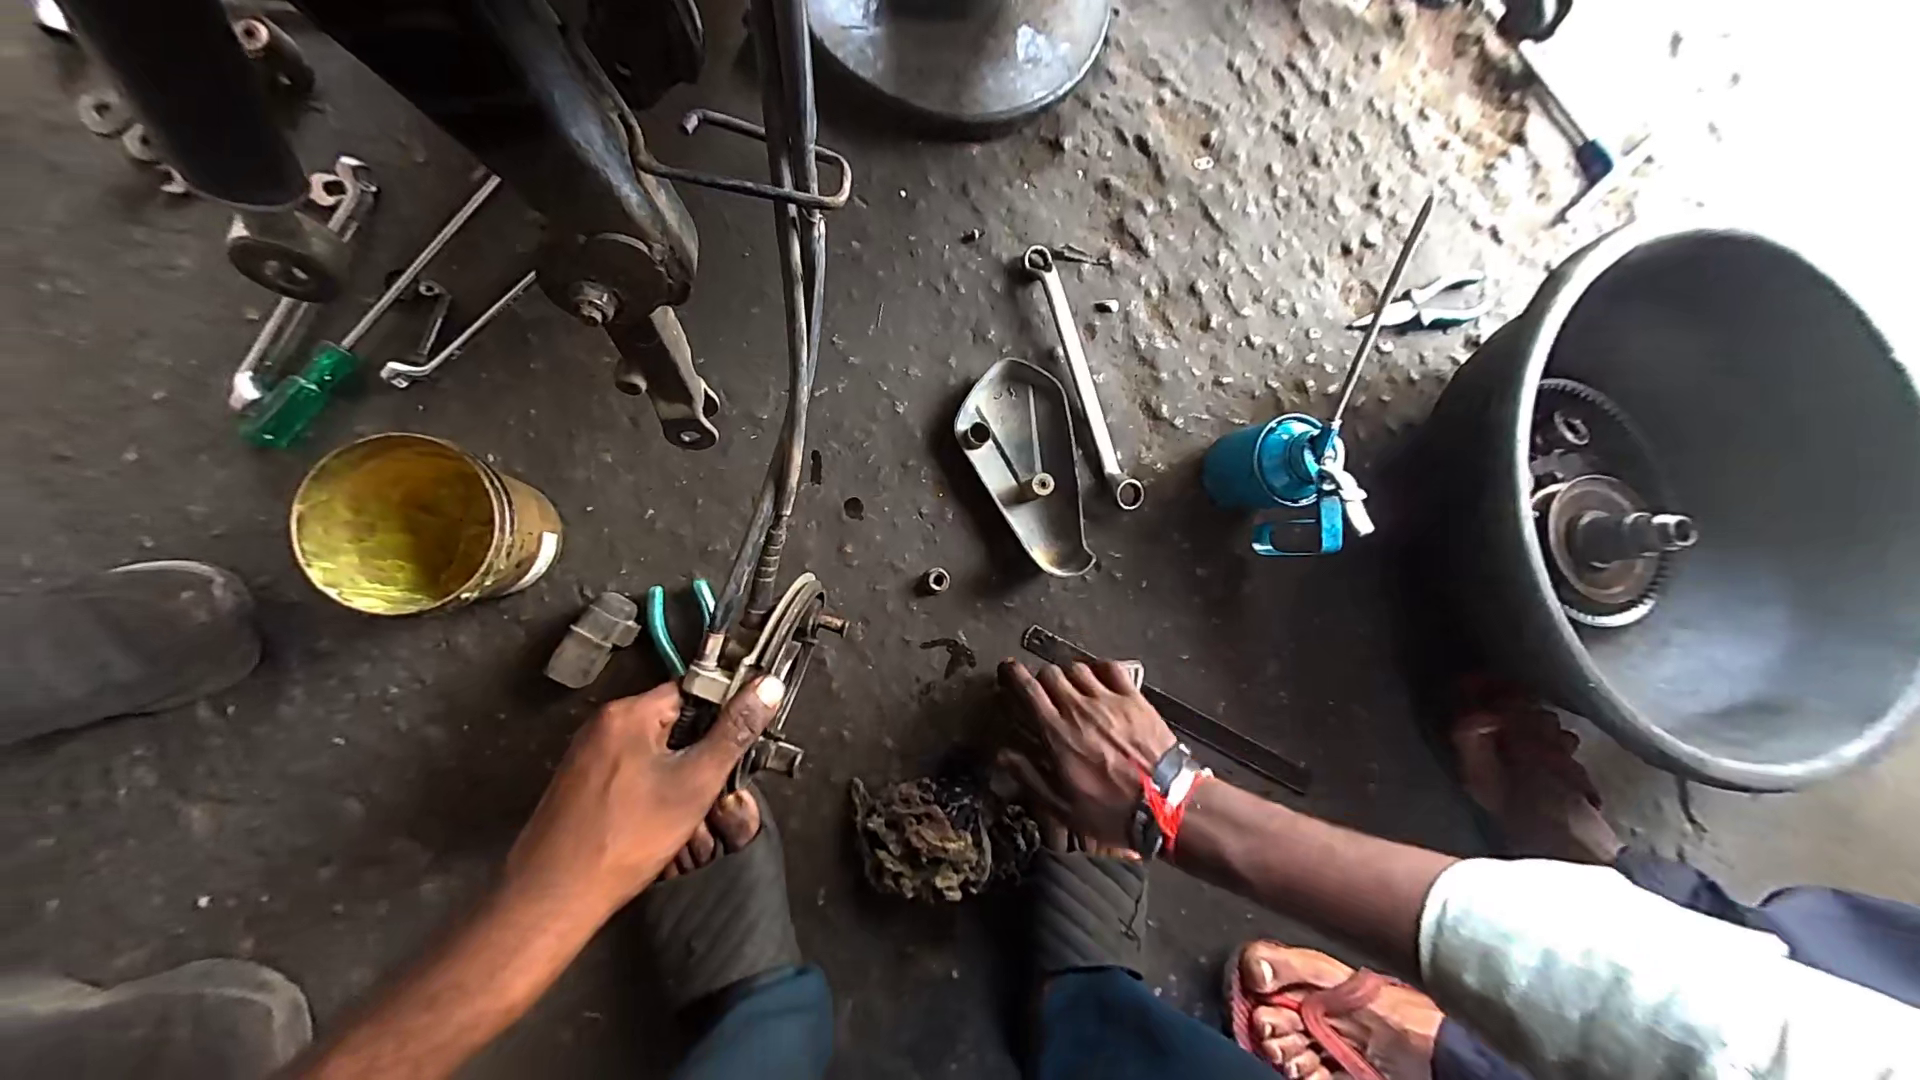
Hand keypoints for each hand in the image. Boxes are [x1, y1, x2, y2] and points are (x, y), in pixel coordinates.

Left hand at [501, 677, 784, 925]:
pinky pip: (633, 767)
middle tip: (713, 776)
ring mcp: (589, 755)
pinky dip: (654, 784)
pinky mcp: (583, 782)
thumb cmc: (615, 843)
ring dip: (679, 768)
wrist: (552, 900)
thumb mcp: (696, 781)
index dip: (724, 709)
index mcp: (627, 714)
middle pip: (675, 717)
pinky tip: (659, 814)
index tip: (740, 730)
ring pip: (655, 746)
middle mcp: (602, 727)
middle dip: (701, 745)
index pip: (694, 688)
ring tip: (685, 801)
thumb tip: (764, 689)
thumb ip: (735, 731)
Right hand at [997, 659, 1176, 848]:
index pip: (1028, 689)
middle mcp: (1080, 709)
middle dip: (1040, 678)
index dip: (1013, 674)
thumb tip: (1002, 755)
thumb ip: (1029, 776)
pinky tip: (1098, 678)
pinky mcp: (1133, 699)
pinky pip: (1110, 668)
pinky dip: (1099, 668)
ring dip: (1068, 674)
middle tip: (1042, 689)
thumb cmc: (1113, 810)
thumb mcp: (1063, 807)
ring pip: (1077, 668)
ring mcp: (1108, 701)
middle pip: (1050, 673)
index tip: (1007, 670)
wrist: (1167, 806)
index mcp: (1058, 733)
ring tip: (1070, 687)